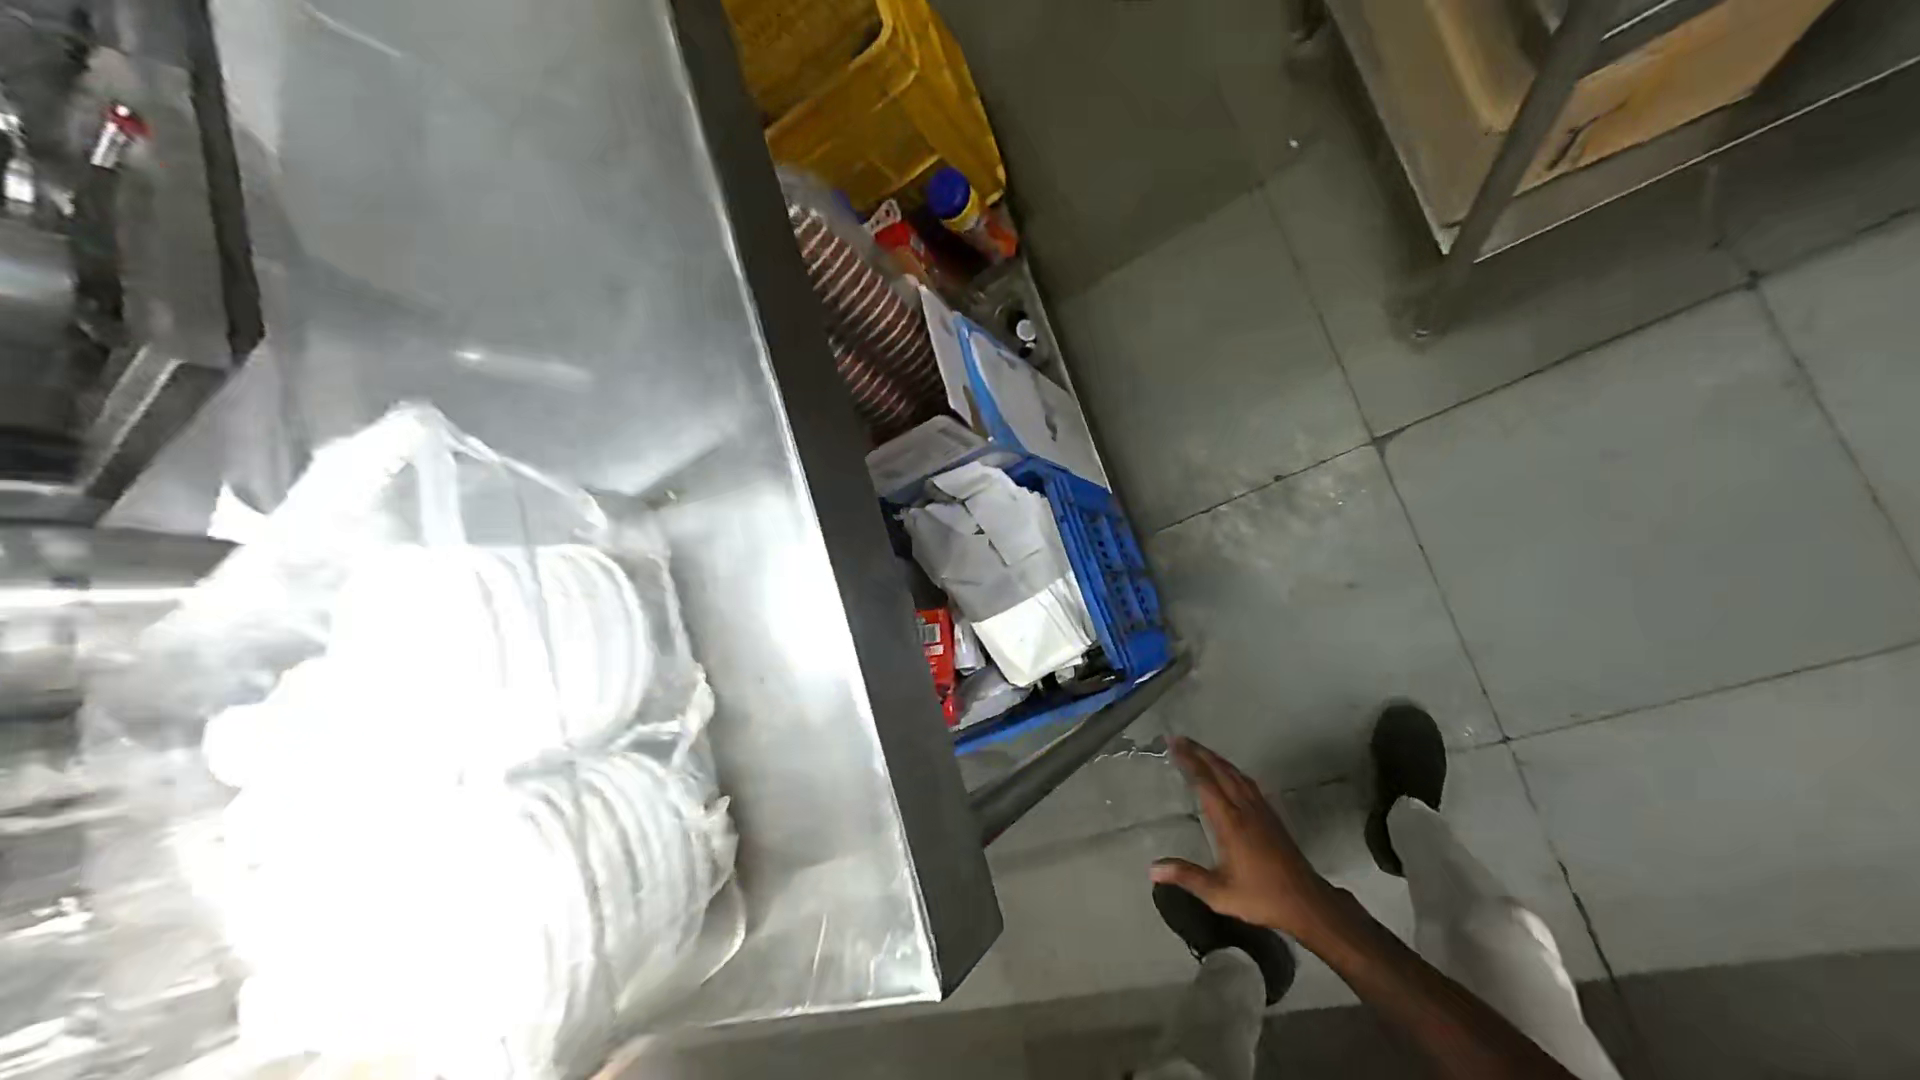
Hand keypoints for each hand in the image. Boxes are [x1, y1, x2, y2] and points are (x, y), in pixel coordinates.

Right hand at [1151, 736, 1340, 937]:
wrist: (1307, 903)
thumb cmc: (1261, 897)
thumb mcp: (1219, 893)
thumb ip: (1186, 876)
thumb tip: (1152, 869)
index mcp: (1231, 822)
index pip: (1205, 783)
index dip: (1189, 761)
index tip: (1174, 744)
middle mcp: (1246, 809)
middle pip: (1221, 771)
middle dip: (1200, 752)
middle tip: (1180, 738)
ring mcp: (1261, 811)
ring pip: (1236, 774)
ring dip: (1216, 759)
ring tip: (1199, 750)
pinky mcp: (1272, 816)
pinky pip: (1248, 783)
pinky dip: (1232, 770)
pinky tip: (1230, 773)